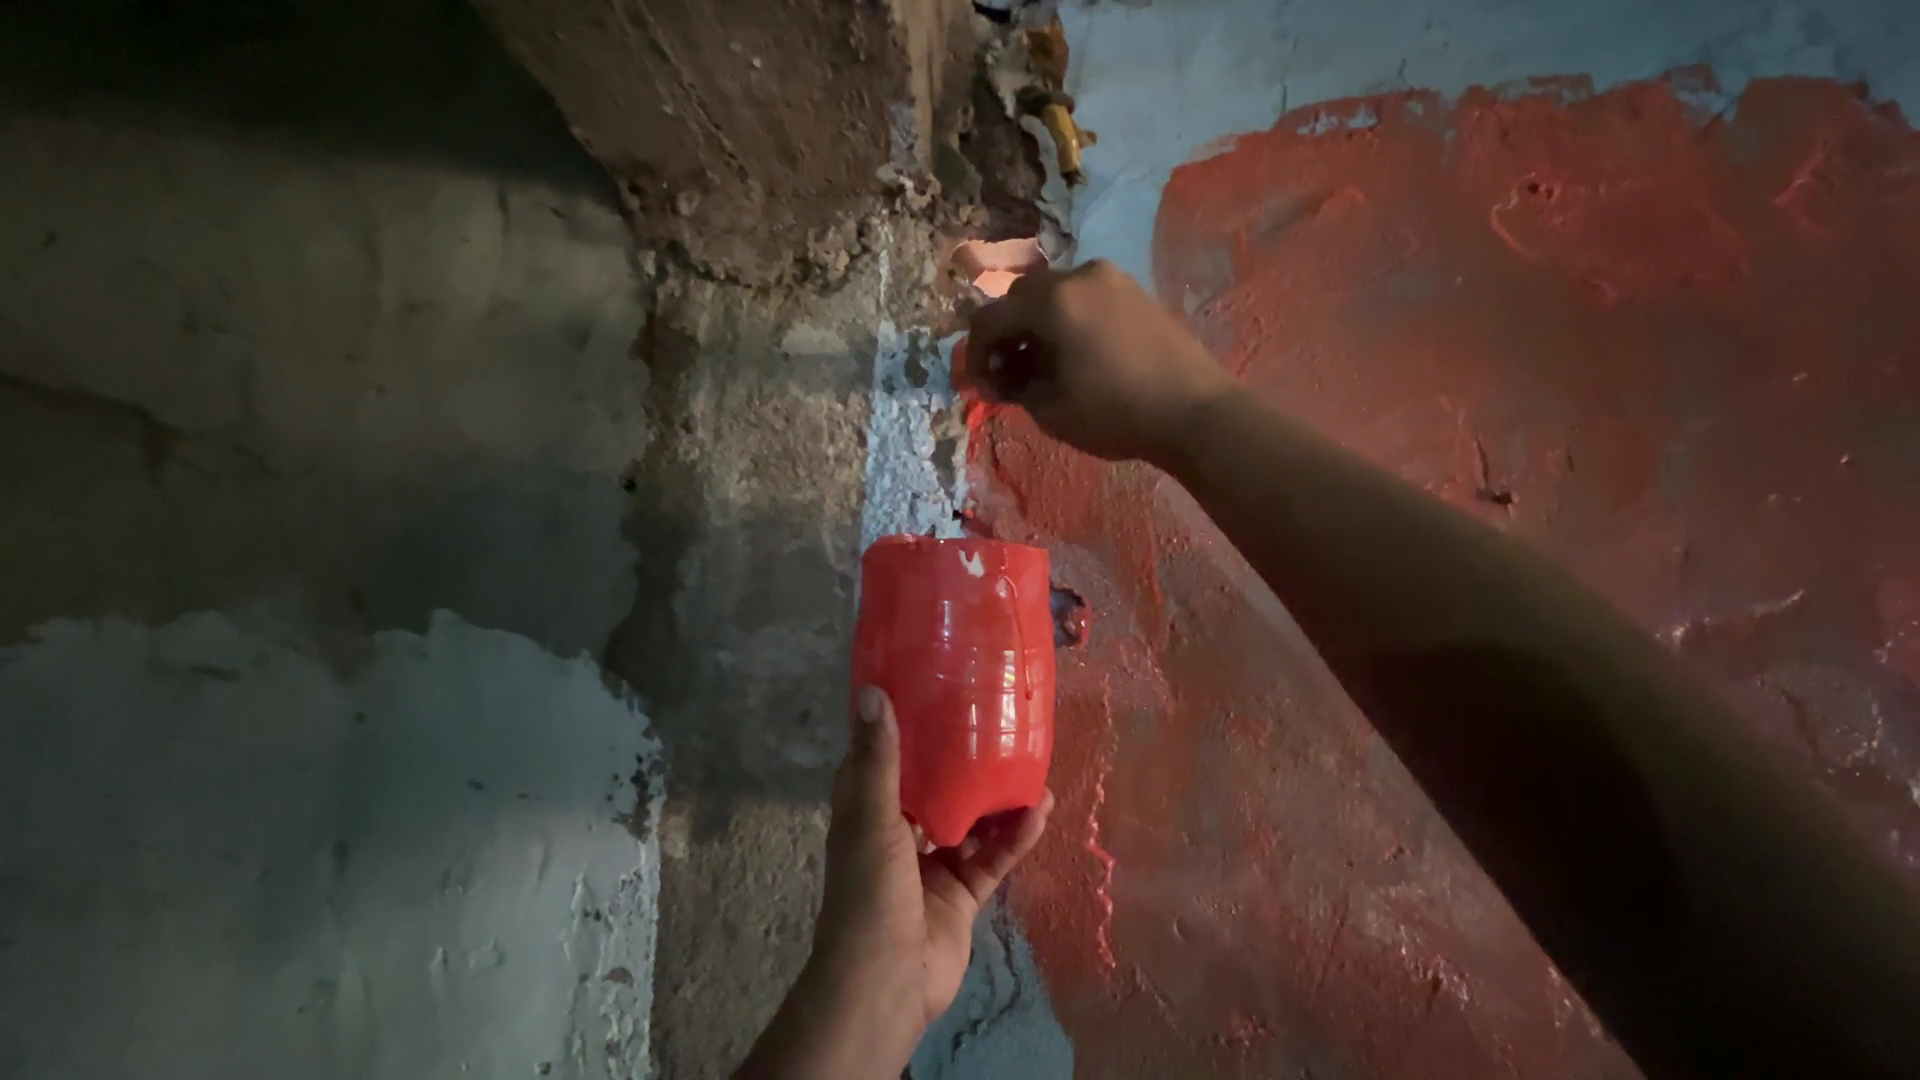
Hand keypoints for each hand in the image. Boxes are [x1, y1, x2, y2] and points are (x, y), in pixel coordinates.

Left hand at [737, 687, 1053, 1079]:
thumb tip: (871, 690)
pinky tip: (1041, 810)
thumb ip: (877, 758)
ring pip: (973, 819)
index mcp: (870, 809)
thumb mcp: (871, 817)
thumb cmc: (869, 892)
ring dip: (1000, 796)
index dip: (908, 726)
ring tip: (1033, 764)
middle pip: (937, 784)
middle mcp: (901, 830)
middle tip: (999, 721)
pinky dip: (1016, 835)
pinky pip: (994, 855)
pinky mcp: (964, 892)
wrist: (888, 983)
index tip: (936, 689)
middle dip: (964, 758)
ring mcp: (934, 863)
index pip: (888, 757)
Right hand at [964, 260, 1234, 462]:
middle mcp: (1078, 275)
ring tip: (1043, 367)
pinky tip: (1075, 354)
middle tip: (1009, 375)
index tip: (980, 386)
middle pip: (1020, 298)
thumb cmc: (1115, 414)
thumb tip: (1000, 376)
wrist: (1195, 412)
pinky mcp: (1134, 290)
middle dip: (1006, 335)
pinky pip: (1083, 297)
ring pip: (1053, 294)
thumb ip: (1013, 386)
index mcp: (1051, 301)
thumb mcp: (1050, 410)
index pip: (989, 318)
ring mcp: (1111, 278)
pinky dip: (1066, 320)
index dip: (975, 354)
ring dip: (1036, 325)